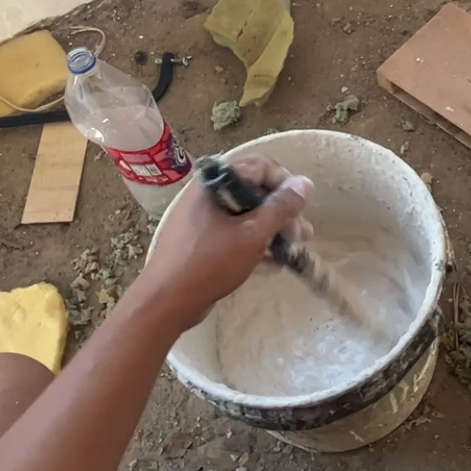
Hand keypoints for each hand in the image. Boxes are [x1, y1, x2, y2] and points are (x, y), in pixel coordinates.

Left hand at [126, 155, 313, 334]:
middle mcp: (208, 196)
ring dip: (272, 231)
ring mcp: (204, 220)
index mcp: (215, 184)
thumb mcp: (252, 234)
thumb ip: (281, 207)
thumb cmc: (209, 263)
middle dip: (282, 213)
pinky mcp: (202, 243)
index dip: (284, 182)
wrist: (165, 303)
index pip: (259, 166)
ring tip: (293, 251)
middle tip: (301, 235)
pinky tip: (273, 265)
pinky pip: (235, 236)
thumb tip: (305, 183)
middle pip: (255, 193)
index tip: (301, 206)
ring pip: (247, 217)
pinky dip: (254, 246)